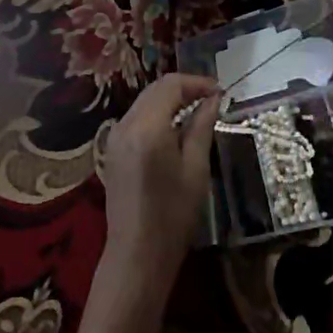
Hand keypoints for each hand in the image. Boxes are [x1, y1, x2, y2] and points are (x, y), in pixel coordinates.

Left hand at [100, 74, 220, 281]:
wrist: (137, 250)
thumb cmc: (173, 213)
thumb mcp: (195, 168)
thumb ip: (201, 127)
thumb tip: (213, 100)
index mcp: (146, 127)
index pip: (170, 86)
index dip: (196, 83)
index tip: (220, 92)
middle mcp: (124, 125)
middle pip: (154, 91)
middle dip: (183, 89)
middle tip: (212, 100)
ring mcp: (114, 137)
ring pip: (143, 103)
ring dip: (169, 102)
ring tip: (198, 113)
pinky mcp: (112, 150)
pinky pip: (135, 120)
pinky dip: (156, 116)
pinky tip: (175, 130)